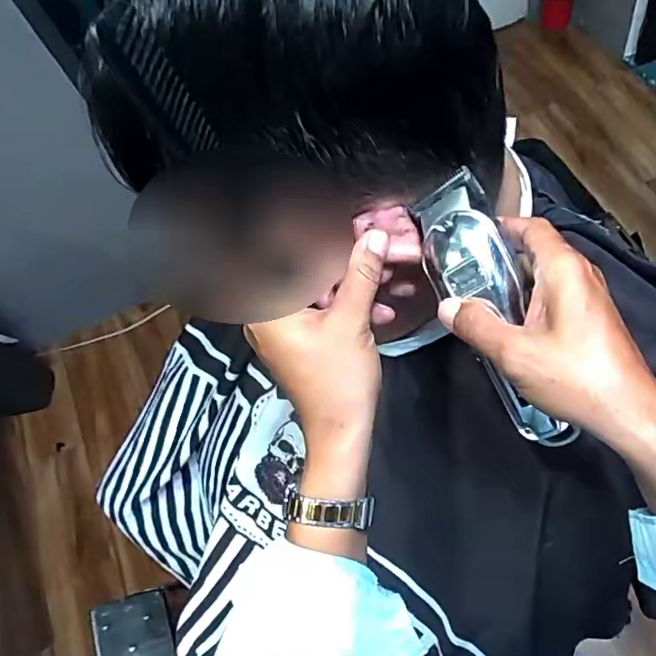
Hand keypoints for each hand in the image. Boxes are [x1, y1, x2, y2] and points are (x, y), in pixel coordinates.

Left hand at [246, 231, 384, 557]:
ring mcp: (284, 329)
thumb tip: (372, 235)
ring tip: (387, 273)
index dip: (326, 234)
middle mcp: (268, 315)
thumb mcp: (351, 324)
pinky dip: (348, 304)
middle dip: (346, 256)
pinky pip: (322, 310)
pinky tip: (377, 306)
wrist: (341, 433)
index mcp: (269, 309)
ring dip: (353, 280)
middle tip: (378, 241)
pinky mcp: (301, 340)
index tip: (355, 222)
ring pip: (318, 290)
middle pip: (305, 270)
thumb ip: (360, 274)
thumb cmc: (338, 386)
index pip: (291, 255)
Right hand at [438, 217, 655, 511]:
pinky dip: (533, 304)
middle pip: (538, 252)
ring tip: (485, 304)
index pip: (533, 228)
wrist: (625, 409)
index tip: (476, 235)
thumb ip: (478, 326)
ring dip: (517, 286)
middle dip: (504, 260)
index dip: (504, 226)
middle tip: (469, 276)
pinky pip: (557, 299)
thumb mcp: (515, 353)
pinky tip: (515, 330)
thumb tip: (448, 307)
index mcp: (564, 270)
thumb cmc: (574, 377)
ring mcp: (591, 298)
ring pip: (547, 279)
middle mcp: (581, 275)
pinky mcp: (594, 320)